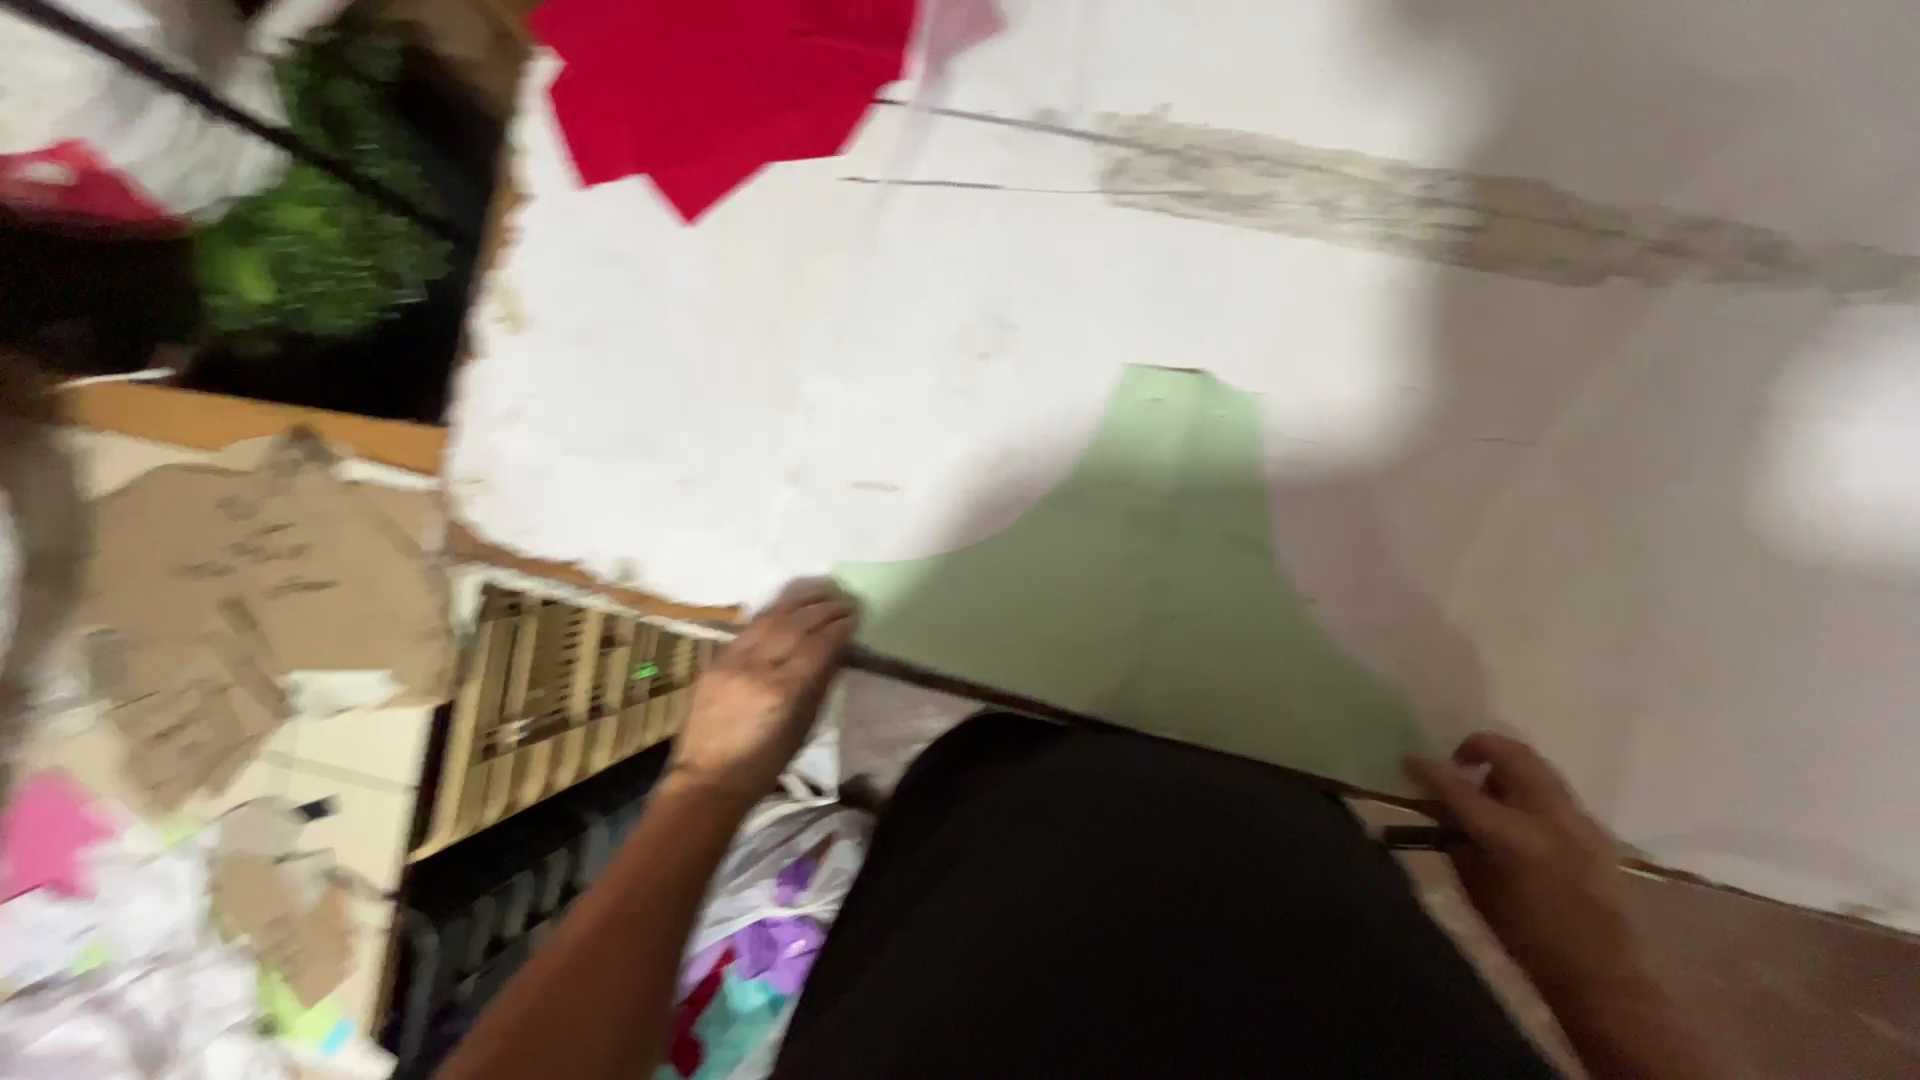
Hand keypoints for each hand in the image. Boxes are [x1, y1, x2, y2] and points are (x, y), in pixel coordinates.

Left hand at [668, 581, 859, 802]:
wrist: (707, 780)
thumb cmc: (764, 765)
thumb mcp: (803, 729)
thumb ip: (819, 686)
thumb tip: (836, 653)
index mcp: (781, 691)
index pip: (817, 644)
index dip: (839, 627)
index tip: (855, 617)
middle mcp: (755, 668)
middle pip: (794, 624)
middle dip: (823, 609)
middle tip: (845, 602)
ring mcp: (731, 661)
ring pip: (769, 617)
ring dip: (798, 602)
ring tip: (821, 592)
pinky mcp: (715, 661)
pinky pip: (749, 628)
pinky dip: (773, 614)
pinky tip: (788, 607)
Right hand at [1406, 732, 1647, 1002]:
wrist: (1599, 973)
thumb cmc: (1522, 935)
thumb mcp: (1474, 885)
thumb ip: (1457, 838)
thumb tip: (1441, 808)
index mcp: (1512, 836)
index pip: (1459, 788)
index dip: (1428, 770)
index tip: (1408, 759)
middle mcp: (1550, 817)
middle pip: (1513, 755)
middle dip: (1480, 747)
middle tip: (1458, 762)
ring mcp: (1580, 821)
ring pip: (1539, 768)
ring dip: (1507, 768)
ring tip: (1489, 793)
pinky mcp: (1598, 832)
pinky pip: (1555, 793)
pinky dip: (1529, 792)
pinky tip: (1519, 820)